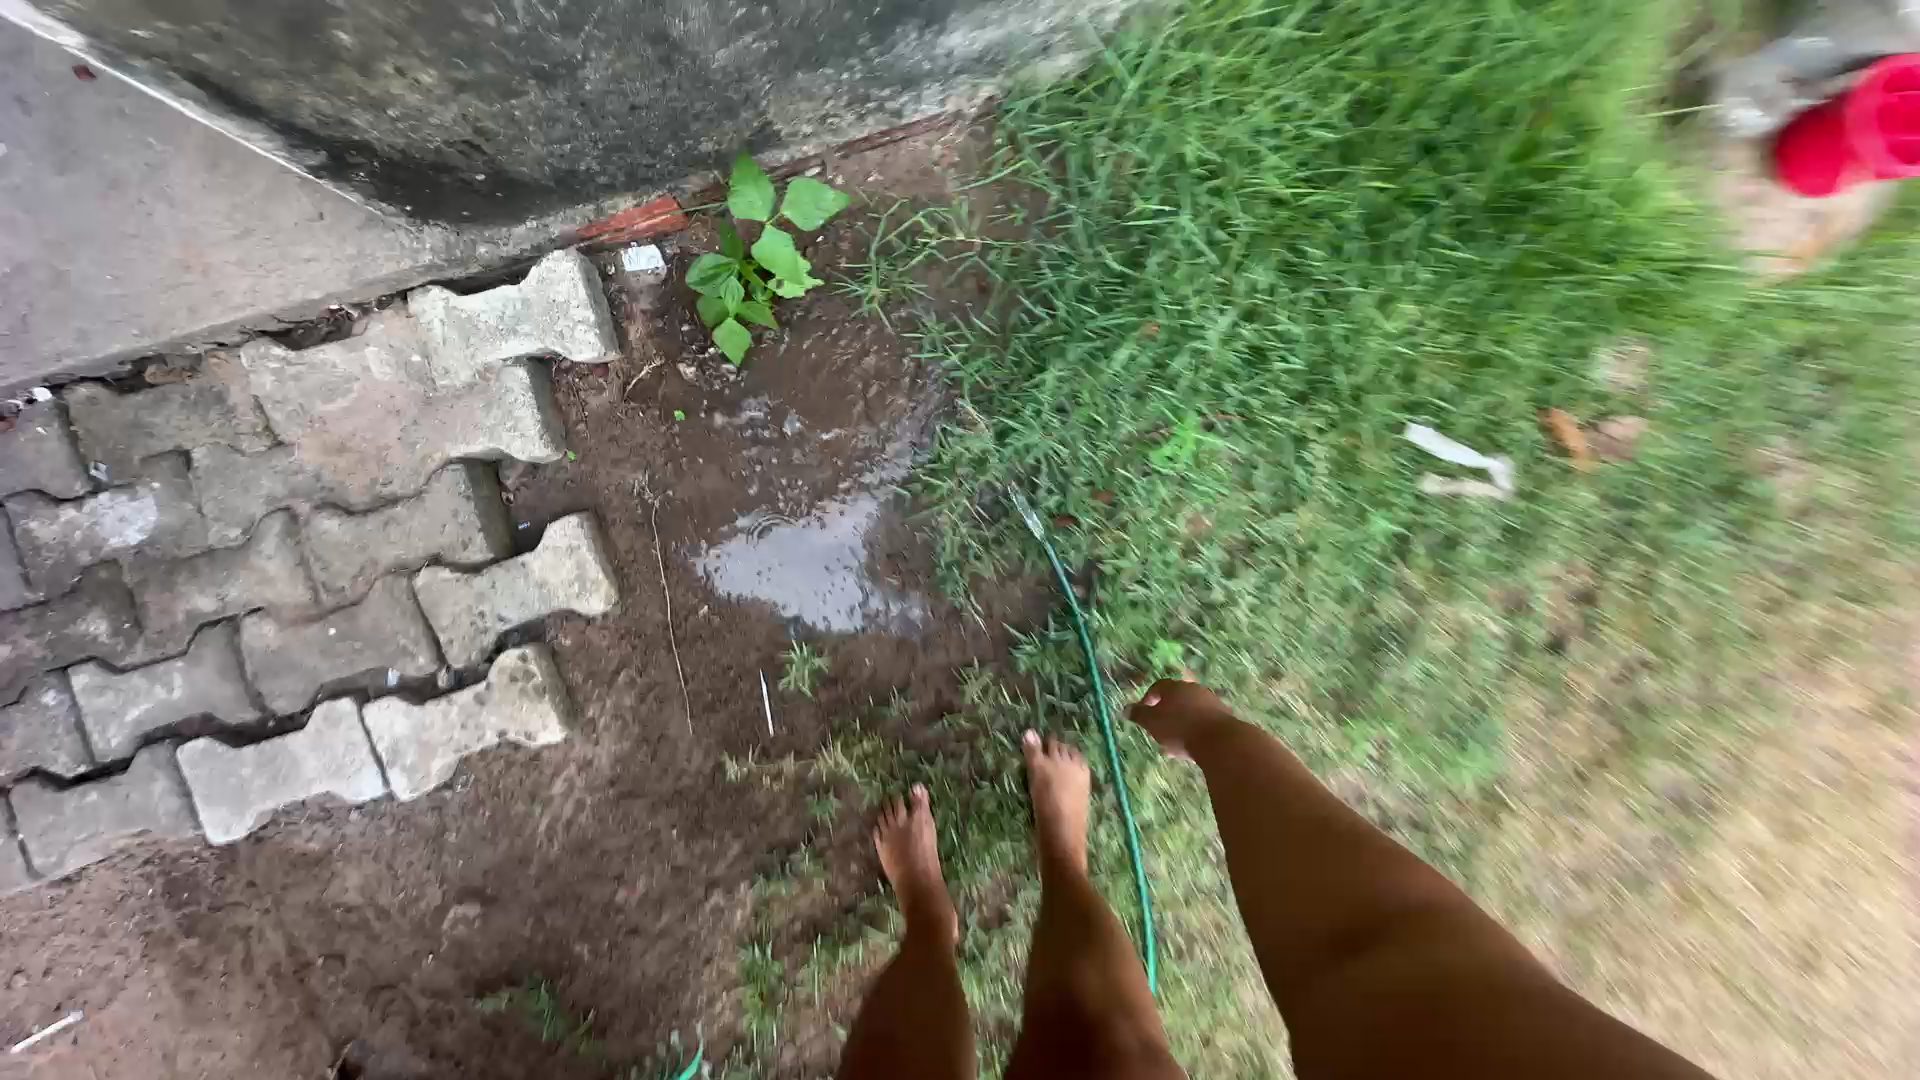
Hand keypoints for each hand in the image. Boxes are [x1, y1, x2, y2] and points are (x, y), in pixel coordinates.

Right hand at [1128, 678, 1240, 760]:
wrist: (1220, 741)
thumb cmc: (1180, 728)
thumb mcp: (1152, 723)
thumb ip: (1138, 715)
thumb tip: (1125, 709)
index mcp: (1175, 687)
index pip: (1157, 687)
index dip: (1148, 699)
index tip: (1143, 713)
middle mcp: (1193, 690)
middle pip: (1176, 699)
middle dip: (1166, 714)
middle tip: (1159, 730)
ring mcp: (1211, 702)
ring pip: (1190, 711)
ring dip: (1181, 724)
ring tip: (1174, 744)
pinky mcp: (1224, 717)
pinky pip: (1204, 722)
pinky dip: (1195, 731)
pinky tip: (1192, 747)